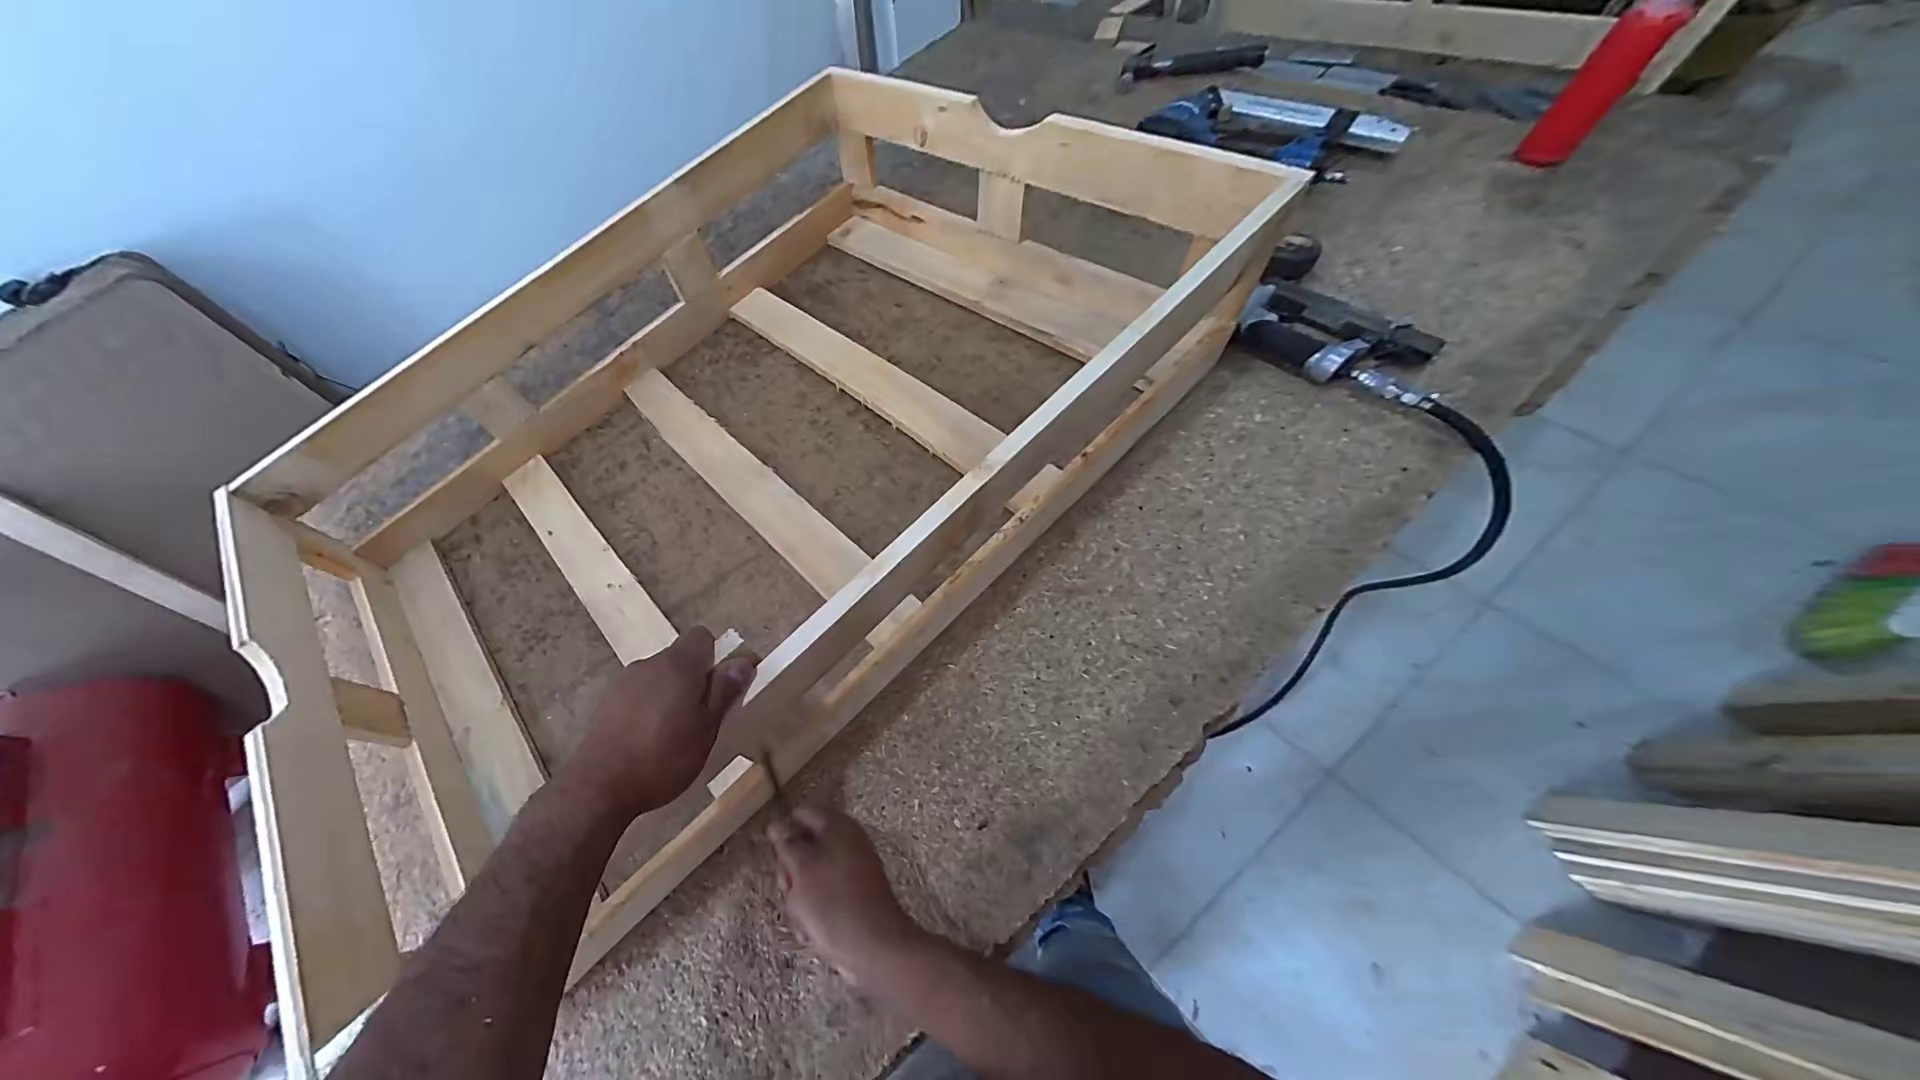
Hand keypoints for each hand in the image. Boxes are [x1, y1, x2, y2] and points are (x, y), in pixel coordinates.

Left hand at [561, 629, 756, 822]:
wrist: (598, 789)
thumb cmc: (664, 757)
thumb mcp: (708, 726)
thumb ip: (726, 690)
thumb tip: (744, 660)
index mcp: (678, 664)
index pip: (702, 637)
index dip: (717, 657)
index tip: (724, 687)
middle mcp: (649, 664)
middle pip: (681, 657)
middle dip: (696, 679)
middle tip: (705, 717)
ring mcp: (623, 683)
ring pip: (660, 677)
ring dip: (672, 694)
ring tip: (676, 733)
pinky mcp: (606, 704)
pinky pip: (639, 695)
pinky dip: (650, 708)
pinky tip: (649, 740)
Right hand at [767, 805, 929, 986]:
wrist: (874, 946)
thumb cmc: (834, 902)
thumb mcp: (801, 868)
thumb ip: (787, 842)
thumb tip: (778, 822)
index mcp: (838, 825)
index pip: (802, 813)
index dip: (783, 833)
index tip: (776, 859)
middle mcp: (848, 840)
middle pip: (804, 844)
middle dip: (790, 869)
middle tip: (791, 889)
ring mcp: (852, 866)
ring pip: (809, 872)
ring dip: (799, 893)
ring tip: (804, 913)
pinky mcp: (853, 892)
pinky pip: (823, 892)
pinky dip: (814, 907)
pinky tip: (813, 927)